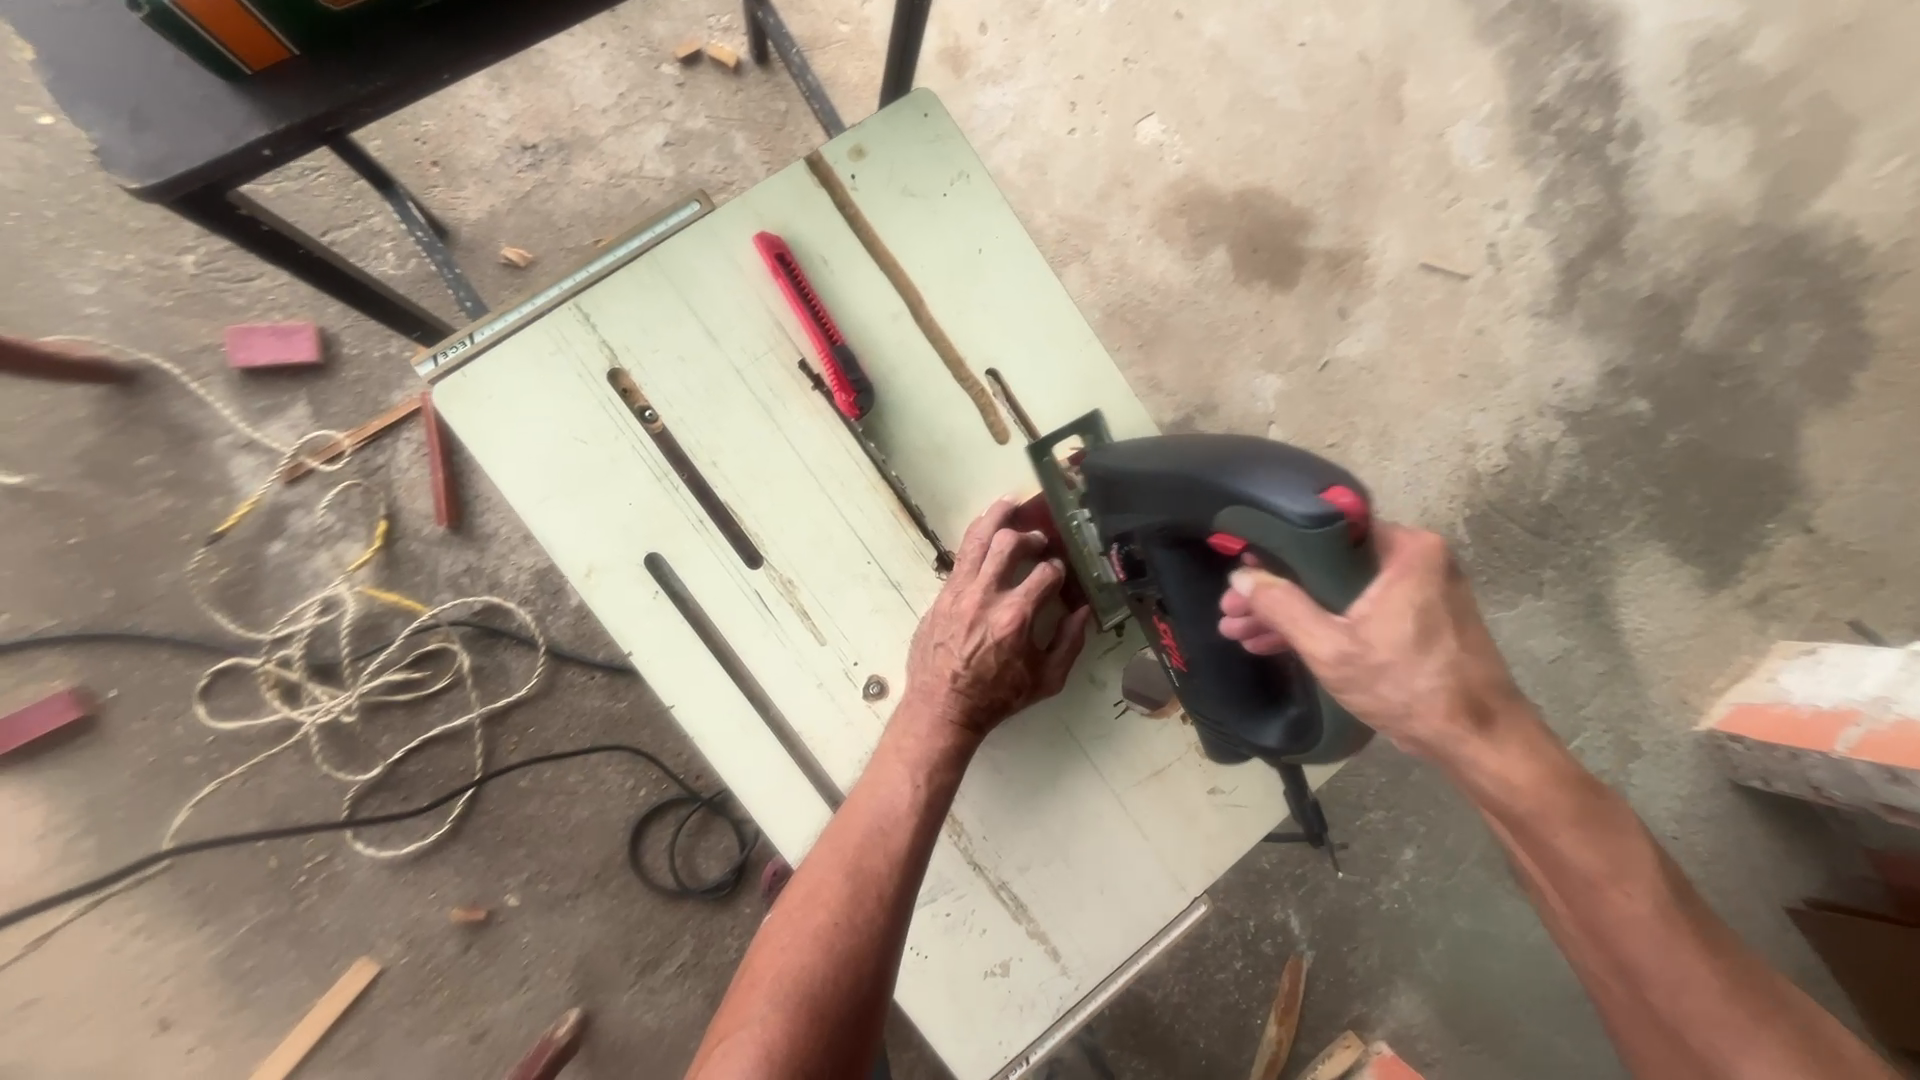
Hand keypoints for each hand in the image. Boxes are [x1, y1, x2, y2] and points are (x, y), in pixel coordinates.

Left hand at [902, 498, 1092, 742]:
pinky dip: (974, 539)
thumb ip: (1070, 643)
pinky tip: (984, 530)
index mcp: (1016, 617)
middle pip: (1009, 544)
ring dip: (996, 518)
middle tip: (1038, 542)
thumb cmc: (997, 698)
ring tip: (1008, 504)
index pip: (1045, 574)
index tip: (1059, 574)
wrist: (942, 708)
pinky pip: (959, 557)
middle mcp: (986, 596)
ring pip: (977, 540)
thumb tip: (1084, 611)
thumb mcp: (1046, 680)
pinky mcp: (942, 596)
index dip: (1057, 570)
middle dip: (1030, 537)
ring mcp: (959, 593)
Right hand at [1217, 522, 1530, 759]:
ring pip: (1338, 591)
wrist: (1477, 739)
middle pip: (1326, 565)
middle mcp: (1416, 559)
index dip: (1274, 551)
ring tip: (1241, 632)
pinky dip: (1323, 624)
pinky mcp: (1417, 618)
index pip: (1324, 532)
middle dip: (1276, 592)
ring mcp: (1419, 589)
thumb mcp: (1330, 647)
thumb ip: (1281, 607)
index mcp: (1405, 550)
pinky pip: (1357, 609)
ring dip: (1292, 613)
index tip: (1241, 570)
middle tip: (1232, 610)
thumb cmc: (1406, 686)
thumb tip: (1241, 576)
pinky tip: (1275, 642)